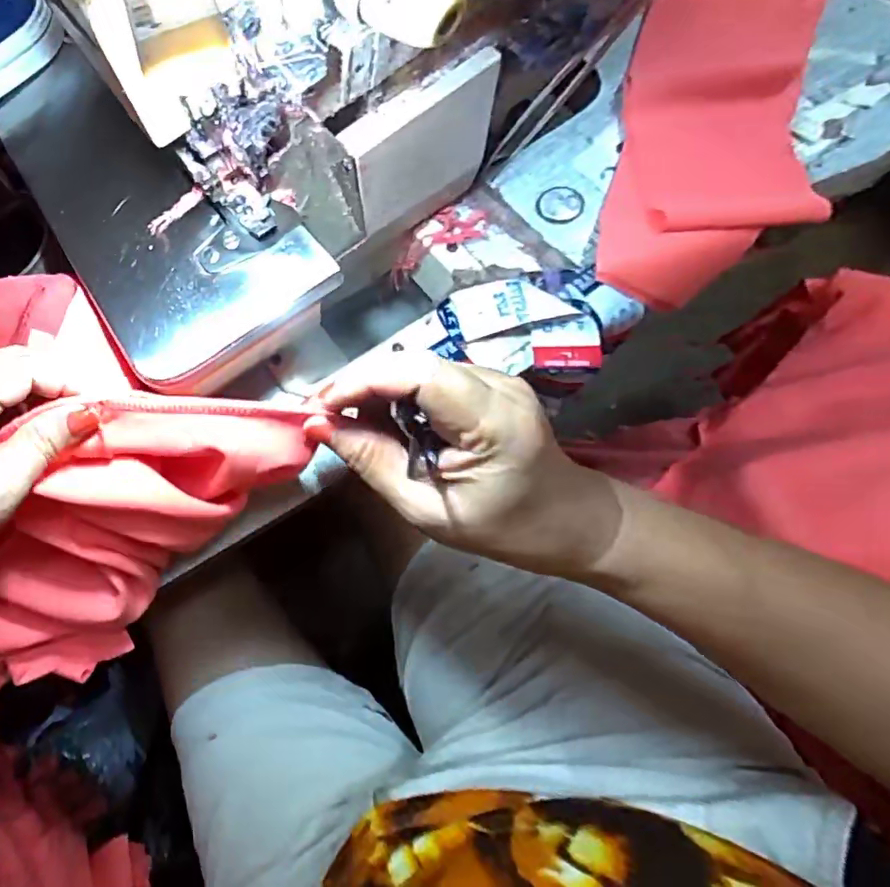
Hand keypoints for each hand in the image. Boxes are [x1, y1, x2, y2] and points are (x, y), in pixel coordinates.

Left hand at [0, 340, 101, 625]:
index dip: (71, 383)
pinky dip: (16, 410)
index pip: (28, 368)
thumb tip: (89, 412)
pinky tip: (33, 432)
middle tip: (89, 414)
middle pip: (13, 364)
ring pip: (1, 380)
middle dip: (57, 383)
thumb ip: (44, 444)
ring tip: (69, 424)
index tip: (104, 409)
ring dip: (38, 397)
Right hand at [308, 351, 622, 578]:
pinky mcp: (486, 380)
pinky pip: (427, 375)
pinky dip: (392, 392)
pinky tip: (376, 415)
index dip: (362, 381)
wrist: (572, 521)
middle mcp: (495, 383)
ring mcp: (494, 376)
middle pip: (410, 362)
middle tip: (319, 412)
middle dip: (358, 382)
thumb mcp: (429, 509)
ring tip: (340, 416)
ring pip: (414, 365)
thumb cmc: (506, 528)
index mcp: (492, 418)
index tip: (321, 407)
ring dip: (371, 386)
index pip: (416, 374)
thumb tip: (317, 426)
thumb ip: (372, 462)